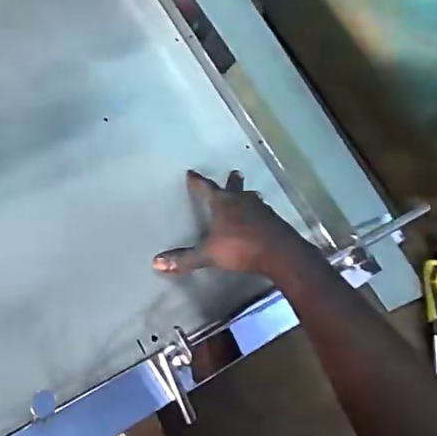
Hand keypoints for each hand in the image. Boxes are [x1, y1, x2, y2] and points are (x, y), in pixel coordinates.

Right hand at [152, 170, 314, 277]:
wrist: (279, 252)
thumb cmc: (240, 247)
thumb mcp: (208, 254)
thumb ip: (185, 258)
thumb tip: (157, 263)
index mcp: (223, 203)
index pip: (206, 188)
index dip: (198, 181)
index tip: (191, 173)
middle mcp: (242, 201)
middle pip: (235, 187)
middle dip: (232, 181)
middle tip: (235, 173)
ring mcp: (261, 209)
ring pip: (253, 198)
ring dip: (249, 196)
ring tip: (250, 196)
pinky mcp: (274, 221)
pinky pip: (264, 213)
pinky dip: (260, 213)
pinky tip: (261, 219)